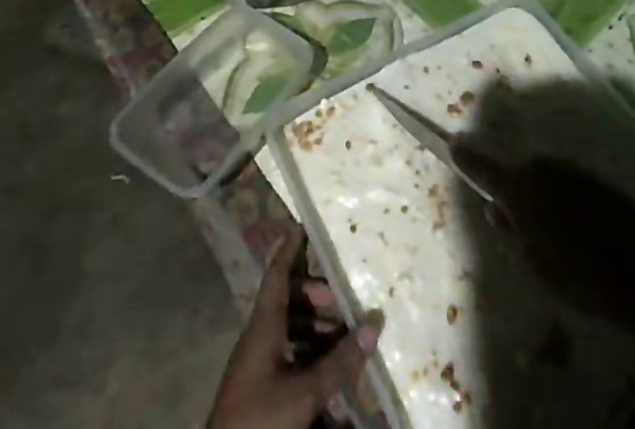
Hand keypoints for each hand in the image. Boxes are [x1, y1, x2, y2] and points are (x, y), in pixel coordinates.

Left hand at [205, 228, 380, 428]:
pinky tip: (335, 371)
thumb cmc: (260, 418)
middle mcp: (259, 339)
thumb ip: (341, 359)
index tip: (301, 224)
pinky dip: (314, 354)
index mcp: (263, 328)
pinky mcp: (263, 389)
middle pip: (289, 303)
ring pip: (293, 331)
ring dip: (321, 328)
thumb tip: (375, 323)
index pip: (276, 277)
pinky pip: (292, 356)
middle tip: (346, 302)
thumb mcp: (305, 391)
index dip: (289, 250)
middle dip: (318, 297)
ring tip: (348, 339)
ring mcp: (259, 366)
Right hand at [450, 150, 634, 337]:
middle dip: (514, 191)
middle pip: (519, 173)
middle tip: (516, 225)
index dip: (467, 158)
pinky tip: (576, 231)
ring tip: (551, 235)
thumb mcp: (532, 263)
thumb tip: (497, 209)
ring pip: (545, 179)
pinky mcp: (598, 180)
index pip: (484, 169)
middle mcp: (545, 170)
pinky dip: (563, 201)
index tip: (453, 142)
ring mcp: (574, 172)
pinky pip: (568, 186)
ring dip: (541, 197)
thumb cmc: (577, 275)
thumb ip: (510, 231)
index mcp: (521, 189)